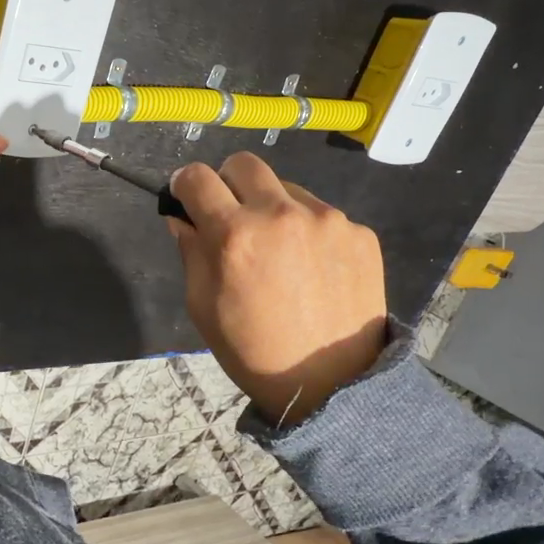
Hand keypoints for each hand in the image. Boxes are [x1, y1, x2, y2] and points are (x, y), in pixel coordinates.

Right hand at [167, 152, 387, 425]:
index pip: (197, 178)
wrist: (329, 380)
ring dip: (270, 208)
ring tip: (277, 253)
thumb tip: (184, 219)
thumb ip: (191, 252)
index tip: (185, 197)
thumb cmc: (250, 349)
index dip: (184, 184)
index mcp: (234, 234)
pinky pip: (321, 214)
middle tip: (229, 216)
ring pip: (285, 189)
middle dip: (227, 183)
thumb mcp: (201, 305)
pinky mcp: (359, 231)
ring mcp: (327, 218)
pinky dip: (306, 230)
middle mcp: (281, 213)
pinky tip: (309, 269)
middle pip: (244, 164)